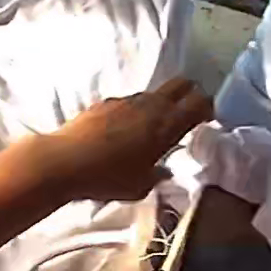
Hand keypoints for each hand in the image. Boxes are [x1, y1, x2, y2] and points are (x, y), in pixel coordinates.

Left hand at [40, 79, 211, 200]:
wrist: (64, 161)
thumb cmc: (107, 178)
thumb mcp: (138, 186)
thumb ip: (155, 176)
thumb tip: (162, 171)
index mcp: (167, 125)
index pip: (200, 102)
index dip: (207, 107)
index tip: (205, 118)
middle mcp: (150, 106)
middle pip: (180, 84)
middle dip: (188, 94)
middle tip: (184, 112)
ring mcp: (125, 101)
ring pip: (151, 93)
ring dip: (156, 105)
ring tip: (147, 128)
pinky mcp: (103, 103)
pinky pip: (126, 102)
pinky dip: (130, 112)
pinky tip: (118, 131)